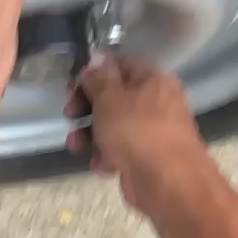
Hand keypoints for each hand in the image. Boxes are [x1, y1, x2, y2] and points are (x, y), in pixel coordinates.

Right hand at [69, 54, 220, 219]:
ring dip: (89, 135)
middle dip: (86, 108)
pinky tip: (100, 165)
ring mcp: (152, 130)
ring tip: (77, 147)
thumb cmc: (136, 132)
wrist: (167, 181)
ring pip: (113, 125)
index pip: (120, 65)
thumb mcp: (110, 98)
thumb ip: (99, 77)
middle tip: (70, 116)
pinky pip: (119, 148)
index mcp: (153, 80)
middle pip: (114, 97)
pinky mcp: (146, 155)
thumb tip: (96, 57)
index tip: (72, 87)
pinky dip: (105, 155)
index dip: (93, 74)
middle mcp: (156, 101)